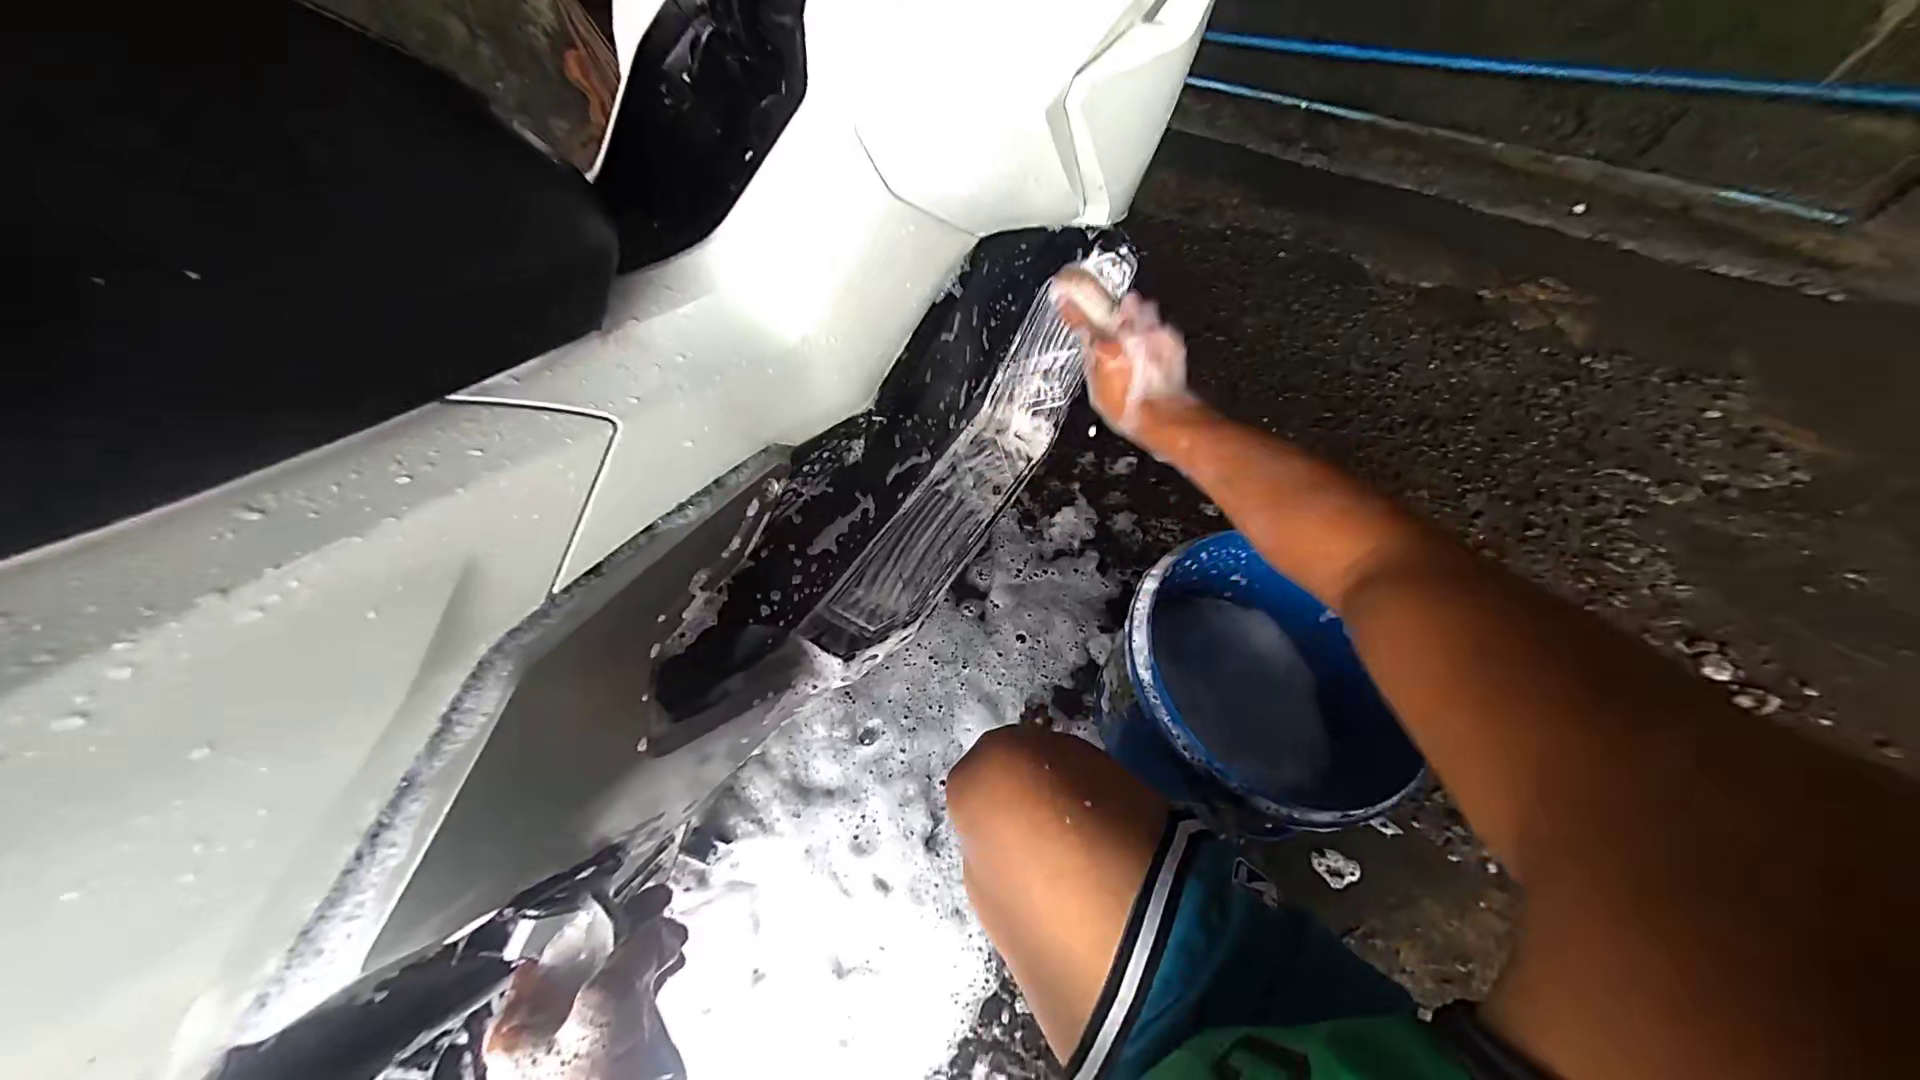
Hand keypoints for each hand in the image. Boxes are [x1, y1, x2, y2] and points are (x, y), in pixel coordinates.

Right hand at [1050, 269, 1192, 439]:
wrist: (1165, 416)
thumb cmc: (1133, 409)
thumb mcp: (1097, 392)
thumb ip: (1091, 362)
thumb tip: (1086, 345)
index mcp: (1105, 348)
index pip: (1080, 317)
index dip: (1070, 307)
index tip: (1063, 297)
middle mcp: (1129, 334)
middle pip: (1114, 305)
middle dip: (1109, 311)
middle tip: (1107, 326)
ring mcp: (1152, 332)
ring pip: (1140, 307)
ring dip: (1133, 315)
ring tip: (1131, 334)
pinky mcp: (1171, 337)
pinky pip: (1158, 324)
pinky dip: (1153, 332)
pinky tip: (1149, 348)